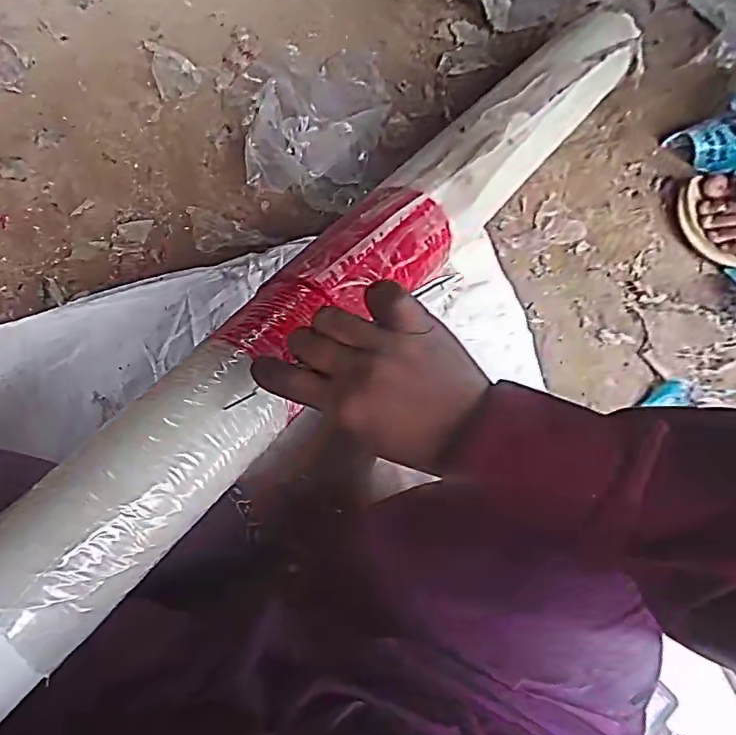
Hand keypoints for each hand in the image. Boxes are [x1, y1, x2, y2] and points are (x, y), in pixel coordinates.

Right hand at [251, 280, 489, 473]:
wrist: (472, 432)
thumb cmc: (413, 441)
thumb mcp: (360, 431)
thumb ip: (332, 403)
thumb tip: (312, 376)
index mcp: (342, 405)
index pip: (286, 379)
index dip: (267, 370)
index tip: (263, 366)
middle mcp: (357, 371)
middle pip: (304, 340)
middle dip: (305, 346)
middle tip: (320, 353)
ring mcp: (386, 344)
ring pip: (330, 315)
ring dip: (330, 324)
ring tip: (345, 331)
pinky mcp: (415, 324)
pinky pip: (382, 293)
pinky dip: (376, 298)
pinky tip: (378, 310)